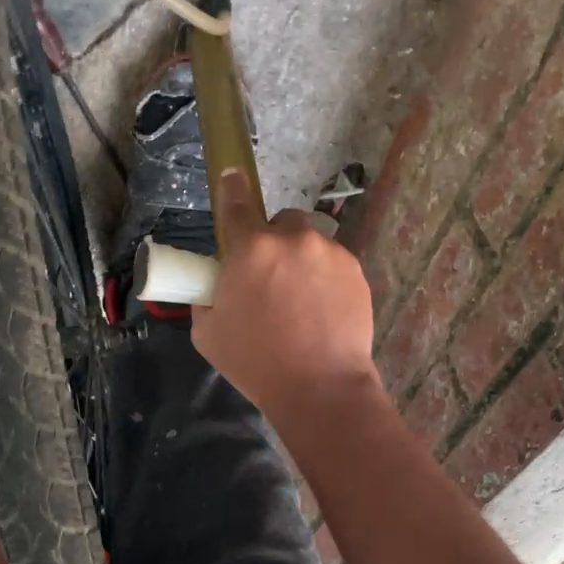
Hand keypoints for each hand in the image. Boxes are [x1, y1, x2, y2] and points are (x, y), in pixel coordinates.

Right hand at [191, 168, 381, 425]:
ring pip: (310, 244)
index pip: (237, 203)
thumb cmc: (255, 362)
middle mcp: (293, 239)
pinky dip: (324, 280)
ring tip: (299, 304)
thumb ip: (207, 298)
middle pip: (280, 223)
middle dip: (273, 242)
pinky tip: (320, 314)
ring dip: (300, 262)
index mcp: (251, 249)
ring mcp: (330, 253)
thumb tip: (216, 287)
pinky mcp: (355, 272)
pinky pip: (332, 265)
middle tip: (269, 280)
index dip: (232, 189)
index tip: (232, 176)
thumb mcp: (208, 333)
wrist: (320, 387)